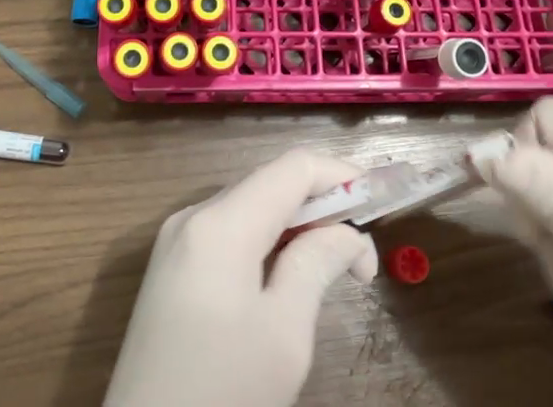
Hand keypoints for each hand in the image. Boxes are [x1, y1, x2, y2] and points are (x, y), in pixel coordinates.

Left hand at [104, 149, 378, 406]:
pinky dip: (267, 243)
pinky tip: (290, 277)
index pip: (292, 167)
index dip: (341, 176)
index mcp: (219, 223)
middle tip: (363, 260)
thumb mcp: (283, 334)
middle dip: (322, 208)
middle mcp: (192, 217)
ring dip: (297, 228)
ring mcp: (175, 243)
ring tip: (335, 269)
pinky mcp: (170, 271)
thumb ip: (315, 266)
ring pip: (250, 209)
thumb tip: (346, 232)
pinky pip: (228, 235)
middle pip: (269, 185)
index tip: (381, 211)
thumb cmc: (222, 390)